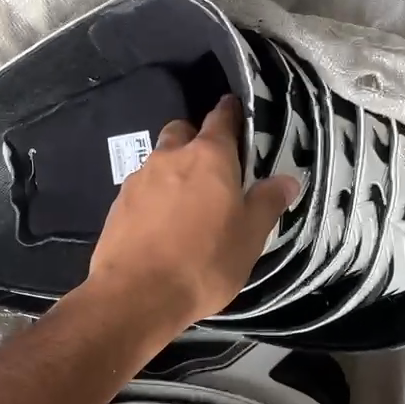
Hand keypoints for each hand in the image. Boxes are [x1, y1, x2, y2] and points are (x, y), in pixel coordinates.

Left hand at [82, 95, 298, 330]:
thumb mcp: (250, 236)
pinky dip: (153, 198)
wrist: (136, 294)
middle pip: (182, 132)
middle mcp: (170, 157)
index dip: (230, 112)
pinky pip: (141, 189)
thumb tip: (287, 179)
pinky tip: (160, 225)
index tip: (234, 109)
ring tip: (185, 203)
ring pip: (159, 161)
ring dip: (172, 171)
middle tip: (211, 167)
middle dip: (195, 139)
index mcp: (209, 157)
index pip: (221, 118)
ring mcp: (138, 179)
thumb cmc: (204, 261)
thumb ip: (267, 203)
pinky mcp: (117, 204)